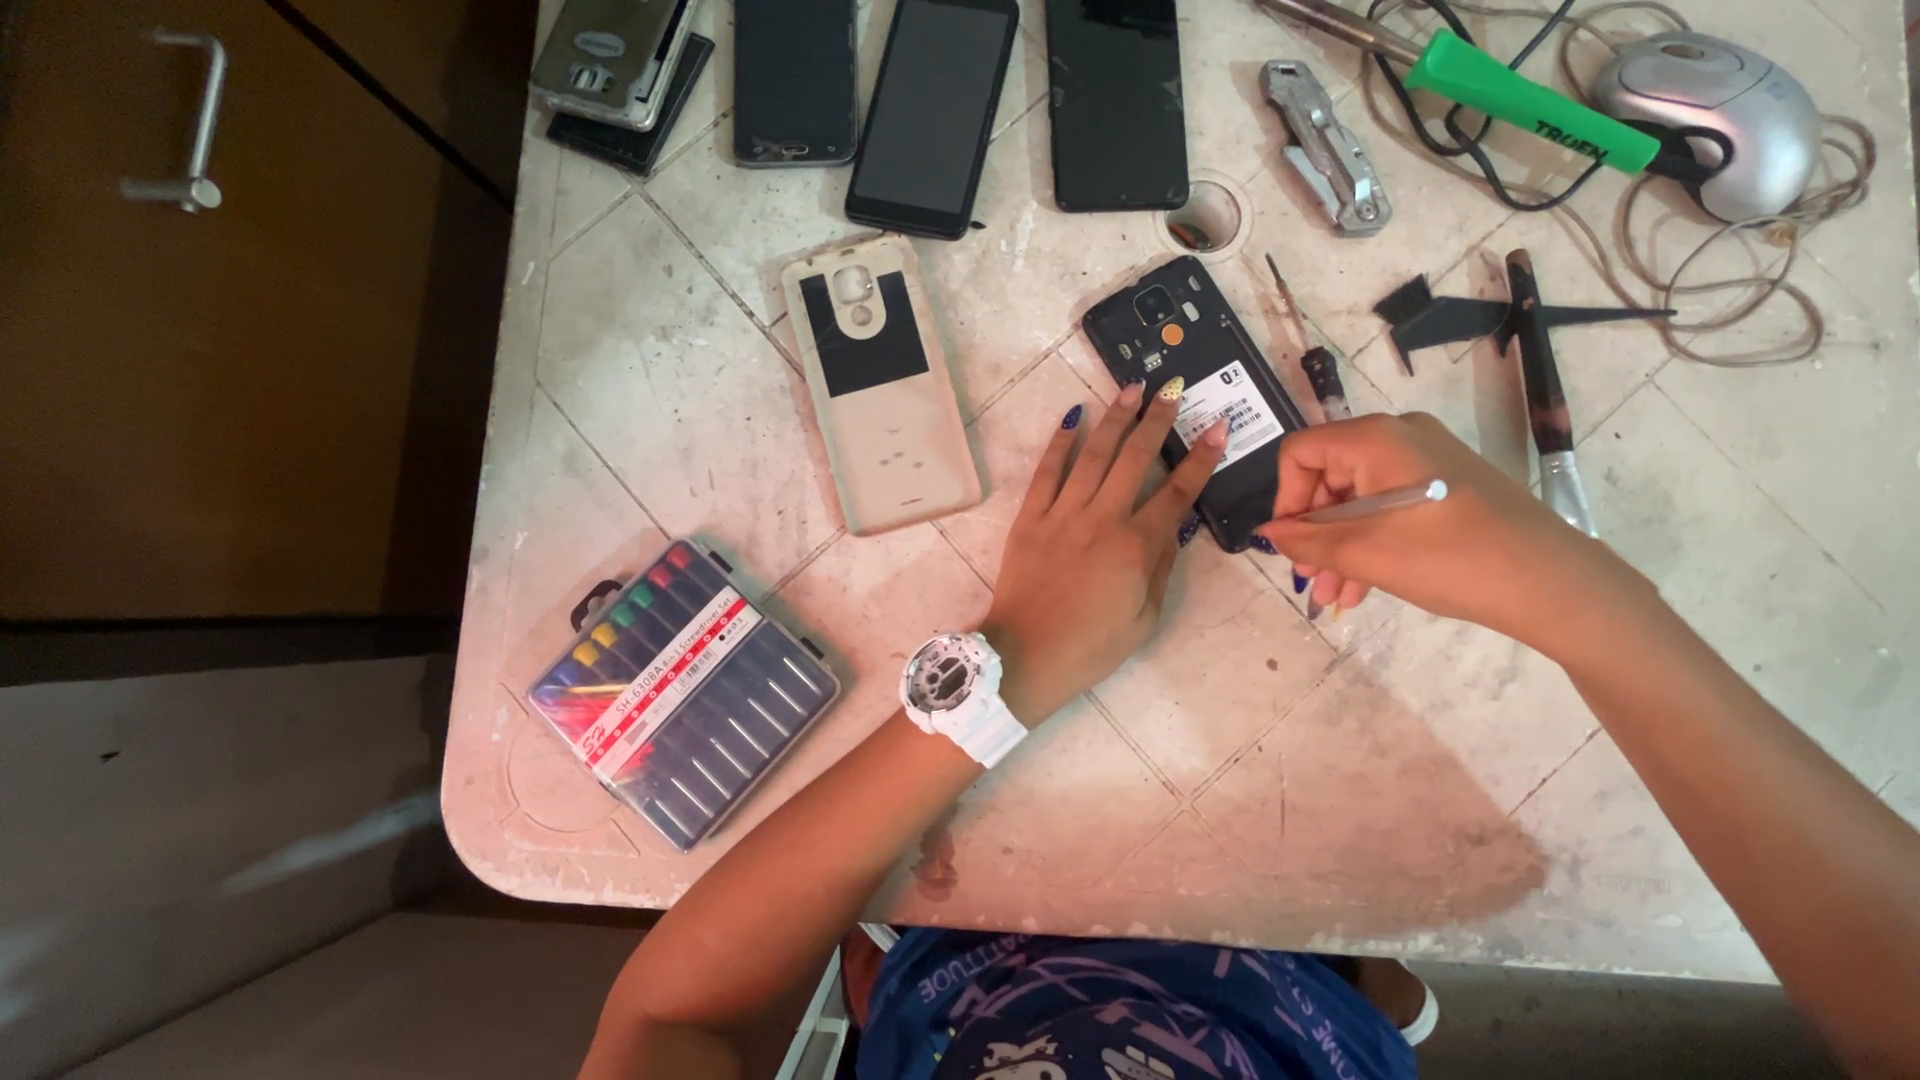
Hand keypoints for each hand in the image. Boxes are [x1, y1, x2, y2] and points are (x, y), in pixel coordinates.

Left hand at [981, 381, 1226, 725]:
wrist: (1026, 656)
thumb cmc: (1091, 647)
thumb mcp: (1145, 618)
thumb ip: (1161, 568)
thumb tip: (1173, 528)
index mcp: (1136, 546)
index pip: (1178, 492)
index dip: (1201, 458)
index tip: (1217, 427)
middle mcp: (1102, 518)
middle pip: (1135, 458)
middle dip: (1157, 420)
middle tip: (1172, 390)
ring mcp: (1062, 514)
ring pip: (1094, 455)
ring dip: (1115, 419)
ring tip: (1131, 389)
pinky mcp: (1030, 517)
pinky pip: (1047, 471)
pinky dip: (1060, 442)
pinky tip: (1073, 417)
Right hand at [1253, 412, 1608, 645]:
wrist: (1552, 582)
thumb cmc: (1448, 558)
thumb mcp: (1363, 553)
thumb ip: (1305, 541)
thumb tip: (1270, 532)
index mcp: (1374, 439)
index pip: (1301, 453)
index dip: (1286, 499)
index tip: (1290, 544)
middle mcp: (1399, 437)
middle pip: (1329, 478)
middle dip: (1314, 533)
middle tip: (1311, 580)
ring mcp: (1428, 460)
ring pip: (1359, 500)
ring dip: (1340, 546)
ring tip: (1334, 596)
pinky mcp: (1447, 485)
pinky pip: (1389, 507)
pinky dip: (1371, 541)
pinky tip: (1363, 587)